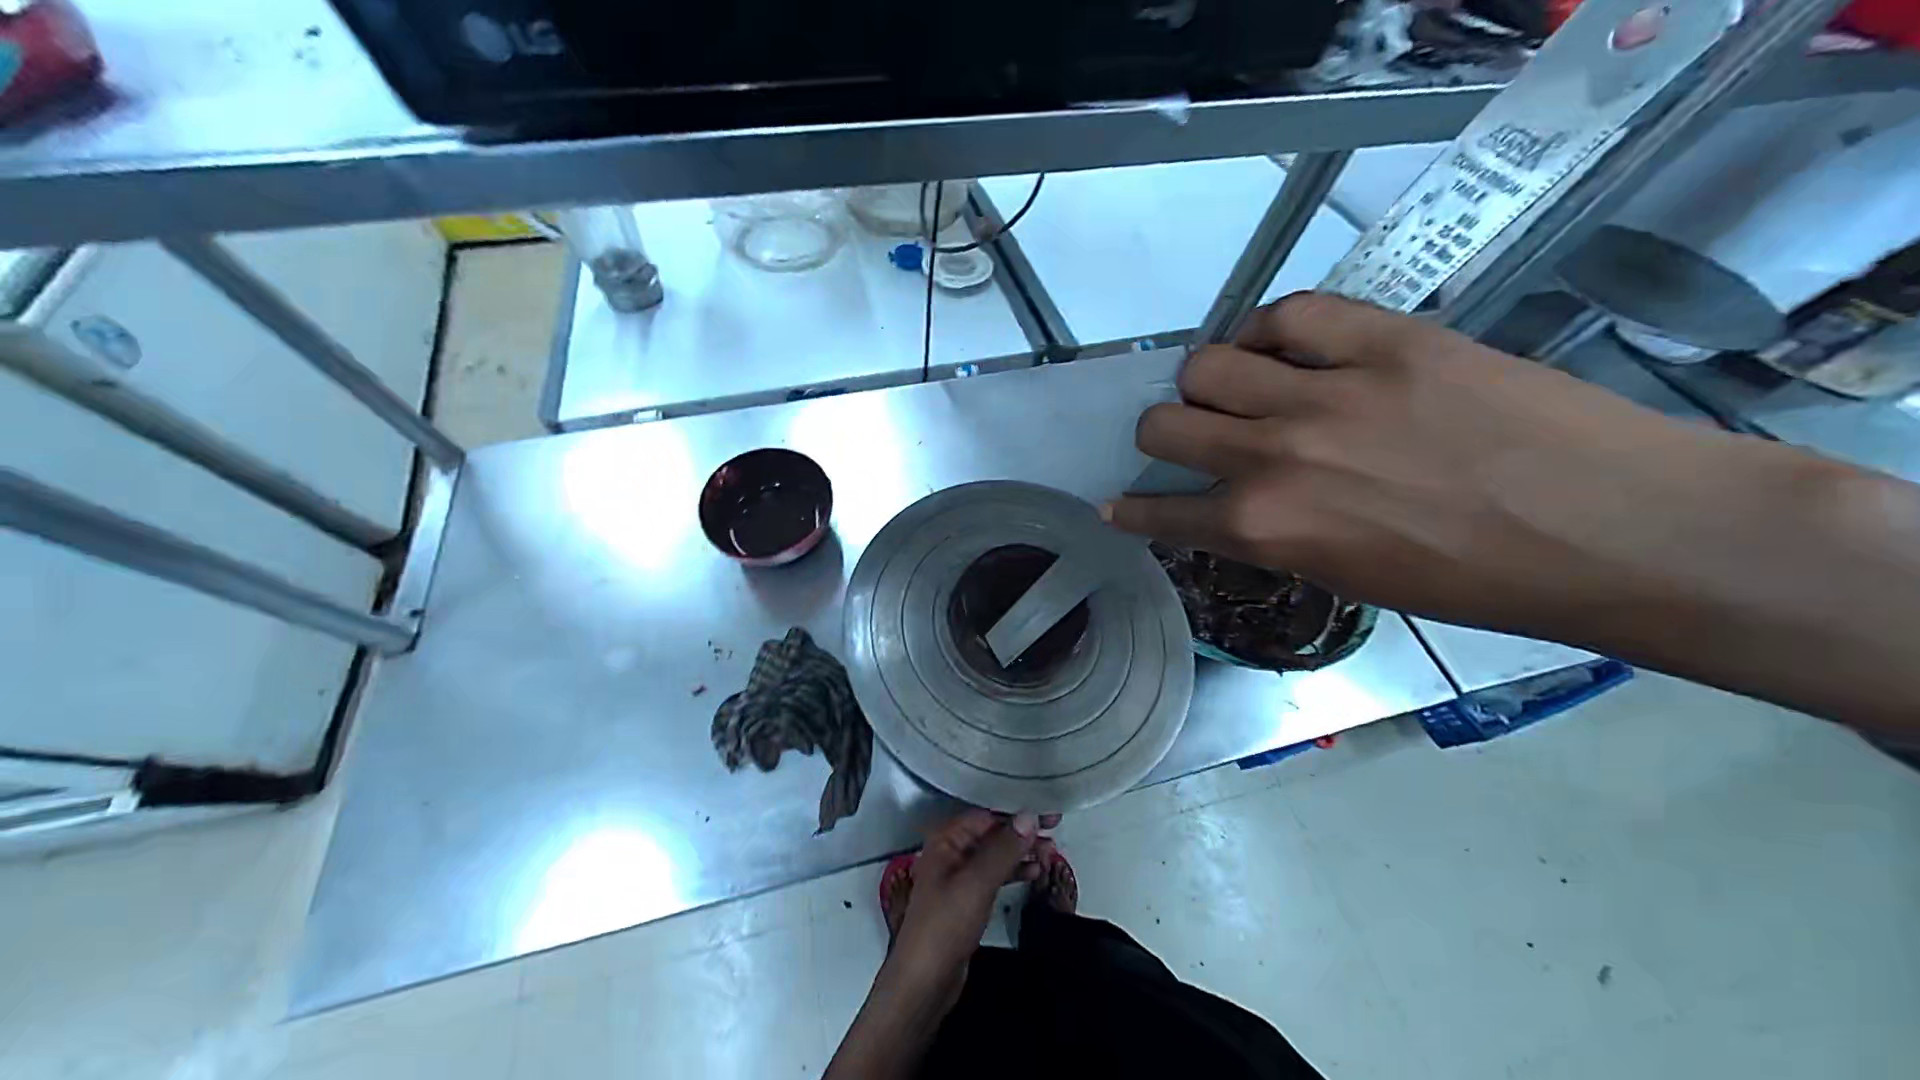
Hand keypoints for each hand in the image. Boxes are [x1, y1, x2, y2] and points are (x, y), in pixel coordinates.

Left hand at [881, 810, 1042, 1007]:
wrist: (925, 981)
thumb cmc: (945, 925)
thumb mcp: (977, 882)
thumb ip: (1003, 848)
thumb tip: (1029, 816)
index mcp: (946, 839)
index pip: (987, 814)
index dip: (1017, 811)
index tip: (1048, 813)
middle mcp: (951, 851)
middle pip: (992, 832)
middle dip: (1022, 831)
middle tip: (1055, 832)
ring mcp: (959, 876)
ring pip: (995, 853)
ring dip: (1021, 851)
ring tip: (1051, 853)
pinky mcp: (968, 898)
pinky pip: (995, 874)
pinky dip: (1014, 870)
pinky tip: (1034, 872)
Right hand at [1106, 293, 1829, 636]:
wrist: (1618, 532)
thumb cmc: (1477, 583)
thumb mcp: (1349, 578)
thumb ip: (1274, 537)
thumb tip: (1231, 509)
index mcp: (1268, 530)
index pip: (1164, 510)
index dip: (1132, 508)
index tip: (1117, 503)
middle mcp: (1276, 457)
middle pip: (1166, 421)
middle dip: (1161, 434)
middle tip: (1188, 436)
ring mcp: (1329, 391)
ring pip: (1208, 362)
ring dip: (1207, 380)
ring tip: (1239, 387)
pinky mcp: (1386, 339)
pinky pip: (1290, 312)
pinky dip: (1271, 330)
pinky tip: (1287, 347)